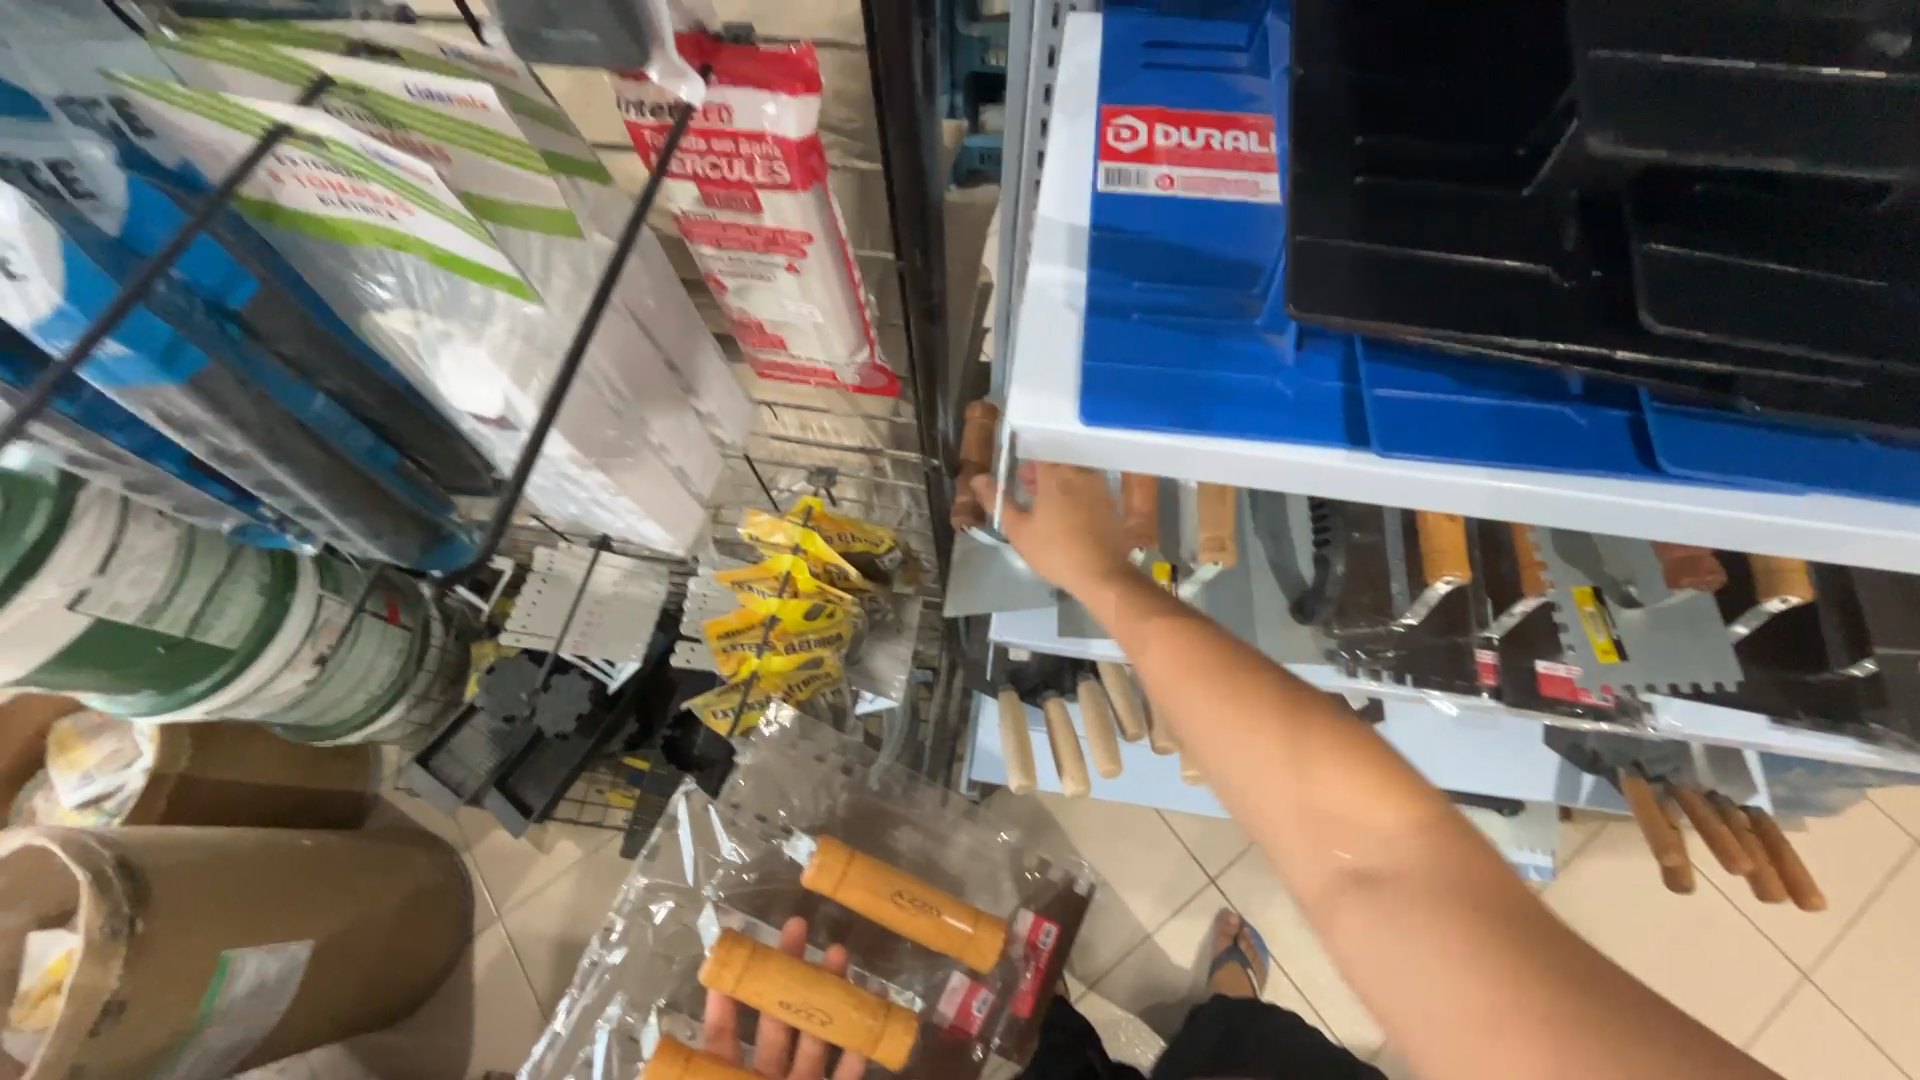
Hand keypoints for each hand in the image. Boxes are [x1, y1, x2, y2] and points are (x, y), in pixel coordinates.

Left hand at [702, 916, 870, 1079]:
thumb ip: (698, 1066)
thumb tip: (661, 1045)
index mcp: (729, 1079)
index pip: (724, 1033)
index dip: (728, 993)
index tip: (739, 949)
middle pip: (778, 1022)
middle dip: (790, 975)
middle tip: (798, 928)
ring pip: (816, 1040)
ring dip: (829, 997)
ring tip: (839, 953)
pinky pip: (847, 1075)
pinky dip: (860, 1046)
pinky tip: (873, 1007)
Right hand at [970, 464, 1133, 598]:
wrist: (1101, 574)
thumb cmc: (1054, 550)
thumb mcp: (1018, 529)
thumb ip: (997, 500)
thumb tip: (977, 479)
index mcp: (1055, 474)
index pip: (1038, 455)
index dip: (1026, 467)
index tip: (1019, 483)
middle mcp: (1080, 473)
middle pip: (1058, 464)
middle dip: (1043, 475)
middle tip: (1031, 495)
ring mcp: (1100, 487)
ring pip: (1075, 476)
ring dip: (1060, 485)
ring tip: (1049, 508)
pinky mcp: (1112, 502)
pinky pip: (1089, 490)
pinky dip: (1077, 496)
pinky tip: (1070, 518)